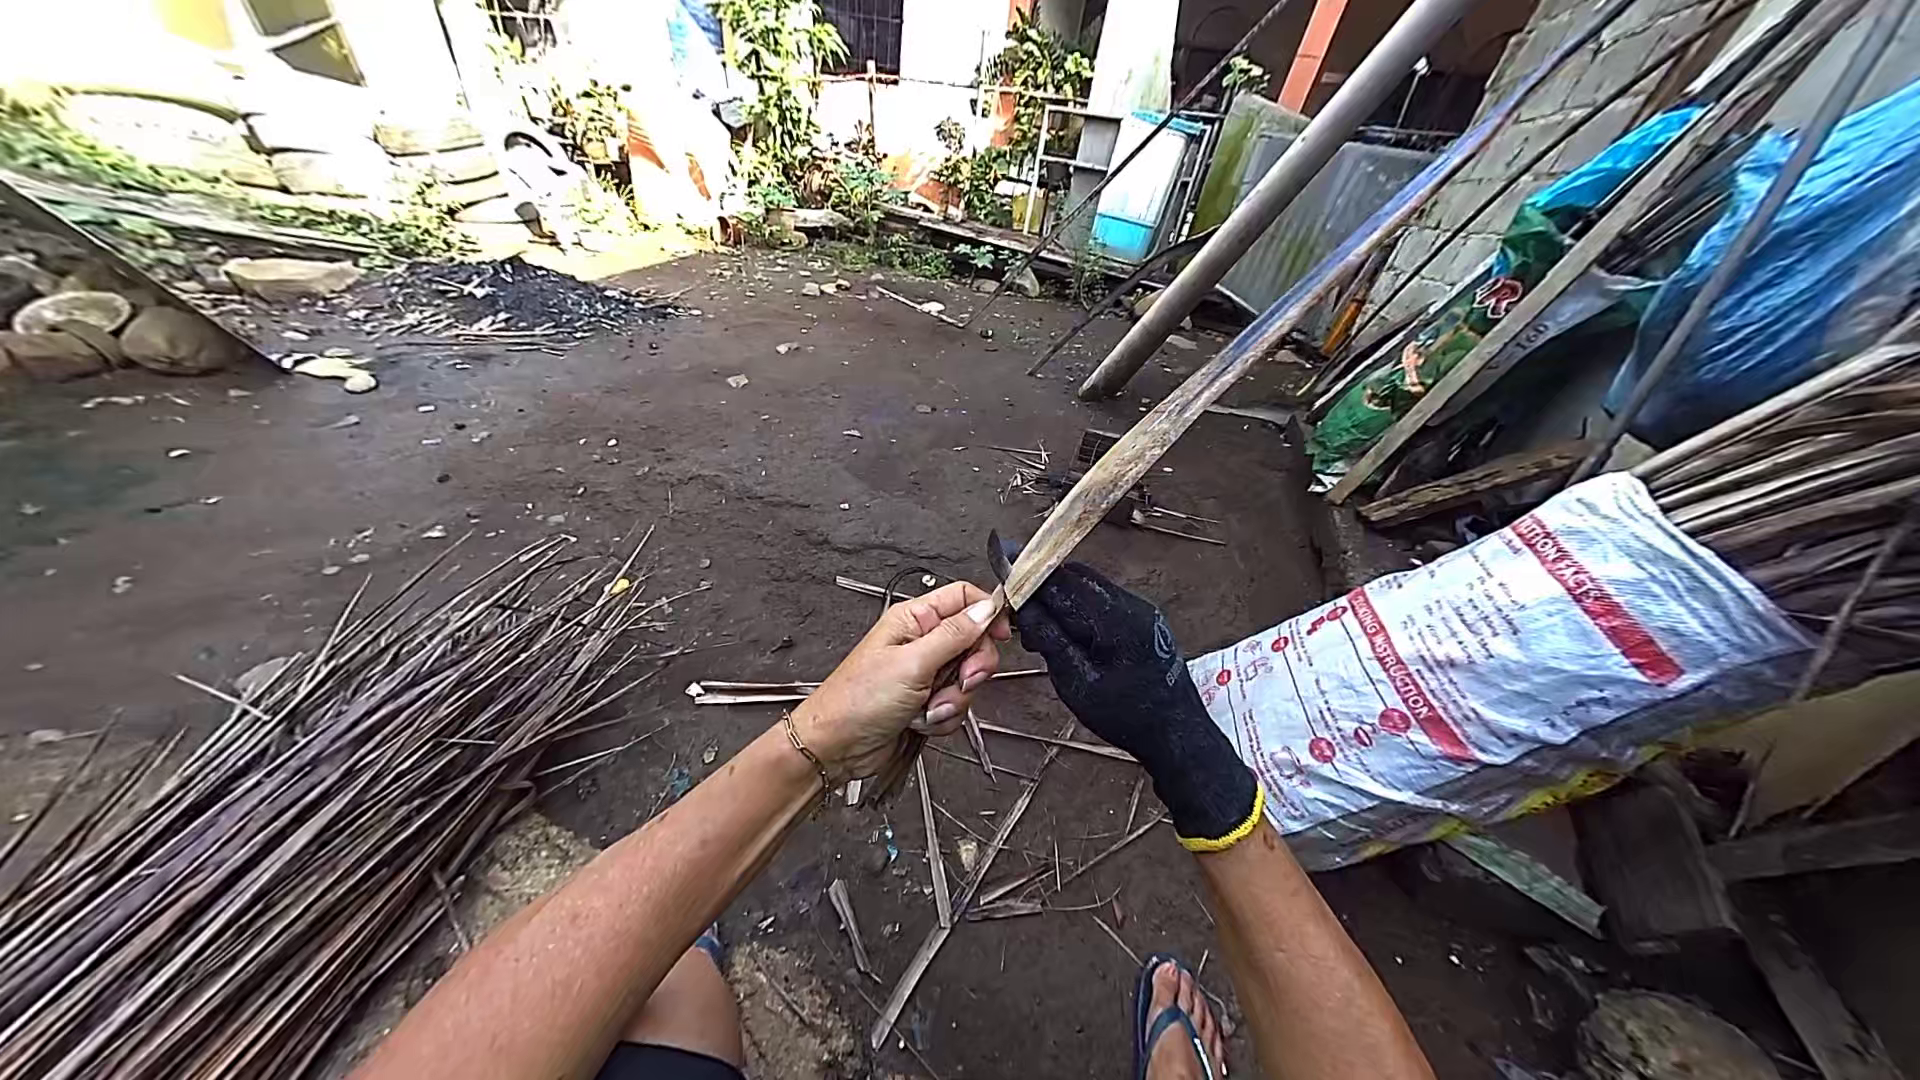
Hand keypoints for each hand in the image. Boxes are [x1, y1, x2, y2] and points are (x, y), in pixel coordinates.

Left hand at [793, 581, 1011, 780]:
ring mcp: (925, 672)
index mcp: (914, 619)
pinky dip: (944, 716)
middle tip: (961, 679)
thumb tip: (986, 609)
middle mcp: (921, 642)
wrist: (836, 747)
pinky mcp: (927, 699)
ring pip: (967, 677)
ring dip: (954, 698)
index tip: (1001, 634)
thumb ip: (954, 634)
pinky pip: (957, 703)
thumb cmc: (856, 700)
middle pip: (974, 641)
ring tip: (927, 706)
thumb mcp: (912, 662)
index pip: (964, 599)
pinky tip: (921, 719)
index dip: (988, 613)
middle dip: (972, 667)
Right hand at [1014, 562, 1262, 850]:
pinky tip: (1068, 637)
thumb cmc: (1129, 716)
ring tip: (1043, 632)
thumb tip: (1023, 606)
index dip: (1030, 580)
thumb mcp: (1077, 682)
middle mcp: (1131, 605)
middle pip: (1076, 577)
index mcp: (1115, 618)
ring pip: (1088, 588)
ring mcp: (1140, 610)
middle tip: (1022, 613)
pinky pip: (1101, 602)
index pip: (1062, 582)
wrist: (1178, 736)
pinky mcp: (1141, 620)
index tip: (1006, 582)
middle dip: (1044, 589)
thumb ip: (1050, 639)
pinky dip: (1078, 611)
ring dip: (1060, 601)